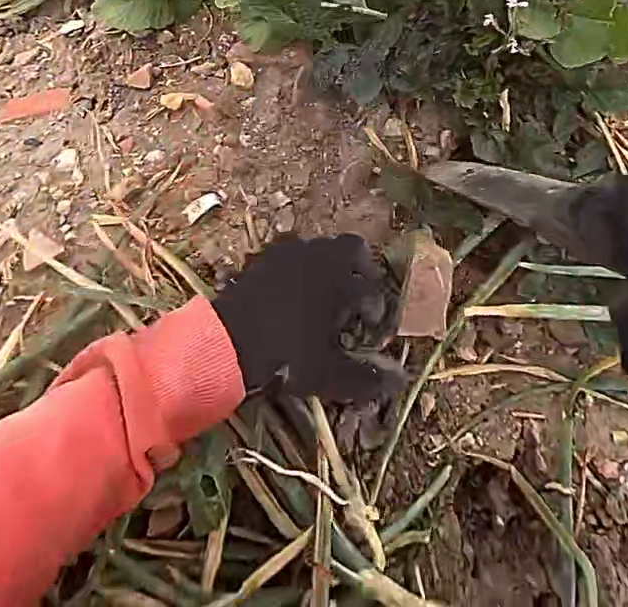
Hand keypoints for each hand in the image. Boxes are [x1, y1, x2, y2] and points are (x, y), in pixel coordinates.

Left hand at [212, 234, 399, 401]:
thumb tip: (401, 380)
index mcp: (343, 281)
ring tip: (324, 292)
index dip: (375, 310)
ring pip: (322, 247)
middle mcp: (322, 258)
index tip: (370, 327)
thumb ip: (368, 377)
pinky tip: (292, 289)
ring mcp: (292, 252)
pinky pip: (292, 252)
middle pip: (354, 249)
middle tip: (357, 292)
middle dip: (362, 268)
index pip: (372, 291)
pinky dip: (299, 266)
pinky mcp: (266, 255)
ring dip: (329, 264)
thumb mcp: (329, 375)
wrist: (226, 342)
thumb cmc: (286, 357)